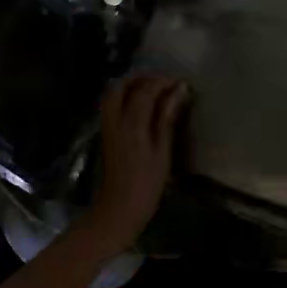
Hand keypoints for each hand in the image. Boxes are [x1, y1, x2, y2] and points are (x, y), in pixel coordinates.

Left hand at [82, 75, 188, 252]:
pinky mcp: (106, 135)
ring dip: (131, 86)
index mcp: (131, 124)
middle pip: (122, 86)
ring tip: (153, 90)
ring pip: (113, 94)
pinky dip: (124, 97)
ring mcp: (107, 127)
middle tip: (164, 82)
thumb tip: (178, 91)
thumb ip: (167, 118)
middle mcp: (115, 120)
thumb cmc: (146, 185)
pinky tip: (141, 105)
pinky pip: (111, 106)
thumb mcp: (162, 152)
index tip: (181, 83)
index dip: (163, 82)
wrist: (118, 209)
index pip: (145, 91)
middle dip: (142, 78)